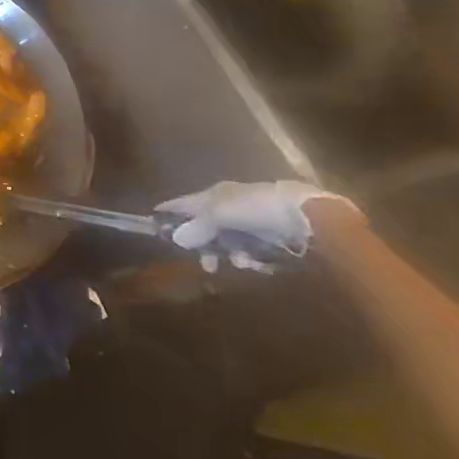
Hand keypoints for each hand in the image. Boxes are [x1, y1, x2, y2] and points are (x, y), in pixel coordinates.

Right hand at [157, 179, 357, 271]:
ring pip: (227, 240)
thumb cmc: (256, 208)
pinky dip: (247, 256)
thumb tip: (175, 238)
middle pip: (205, 225)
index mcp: (214, 194)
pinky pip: (247, 247)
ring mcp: (249, 219)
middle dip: (204, 245)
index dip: (170, 211)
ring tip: (239, 264)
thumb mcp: (220, 214)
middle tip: (206, 264)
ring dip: (229, 254)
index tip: (153, 220)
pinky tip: (253, 263)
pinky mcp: (267, 233)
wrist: (305, 214)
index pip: (184, 202)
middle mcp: (228, 204)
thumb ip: (198, 226)